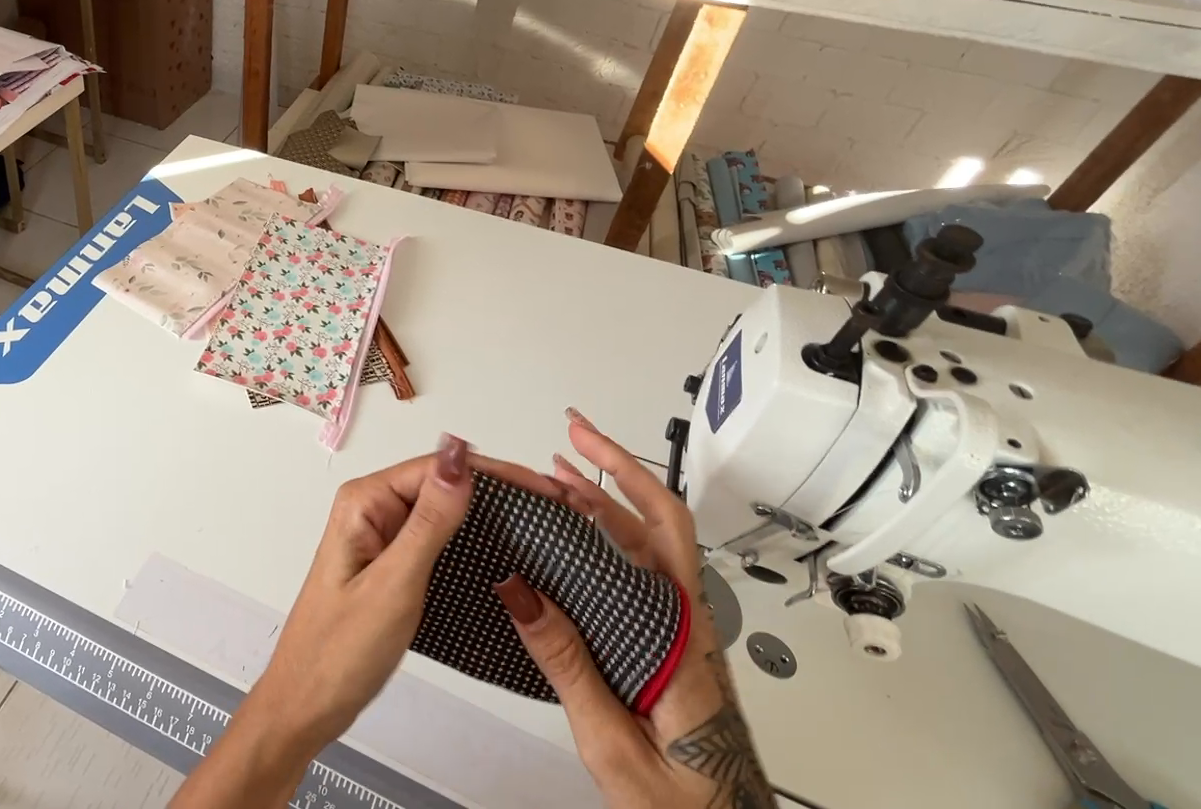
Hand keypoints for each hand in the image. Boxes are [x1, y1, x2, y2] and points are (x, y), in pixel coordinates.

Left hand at [177, 435, 555, 807]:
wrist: (308, 703)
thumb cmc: (340, 649)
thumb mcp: (394, 583)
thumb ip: (430, 520)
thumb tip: (458, 456)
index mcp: (365, 501)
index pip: (439, 467)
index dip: (497, 473)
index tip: (548, 490)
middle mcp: (371, 508)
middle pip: (444, 482)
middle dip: (500, 490)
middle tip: (558, 509)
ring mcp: (381, 535)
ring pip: (444, 509)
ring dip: (490, 513)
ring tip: (543, 523)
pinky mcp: (391, 561)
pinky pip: (436, 537)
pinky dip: (471, 538)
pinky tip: (503, 548)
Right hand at [491, 408, 775, 808]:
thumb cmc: (684, 804)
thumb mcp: (612, 742)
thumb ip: (566, 665)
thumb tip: (519, 591)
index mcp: (680, 637)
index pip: (657, 531)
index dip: (619, 477)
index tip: (576, 446)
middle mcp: (685, 624)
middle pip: (658, 522)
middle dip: (614, 468)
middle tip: (571, 432)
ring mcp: (677, 633)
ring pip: (645, 547)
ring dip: (604, 501)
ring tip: (557, 474)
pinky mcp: (664, 647)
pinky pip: (634, 577)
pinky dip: (601, 541)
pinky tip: (570, 542)